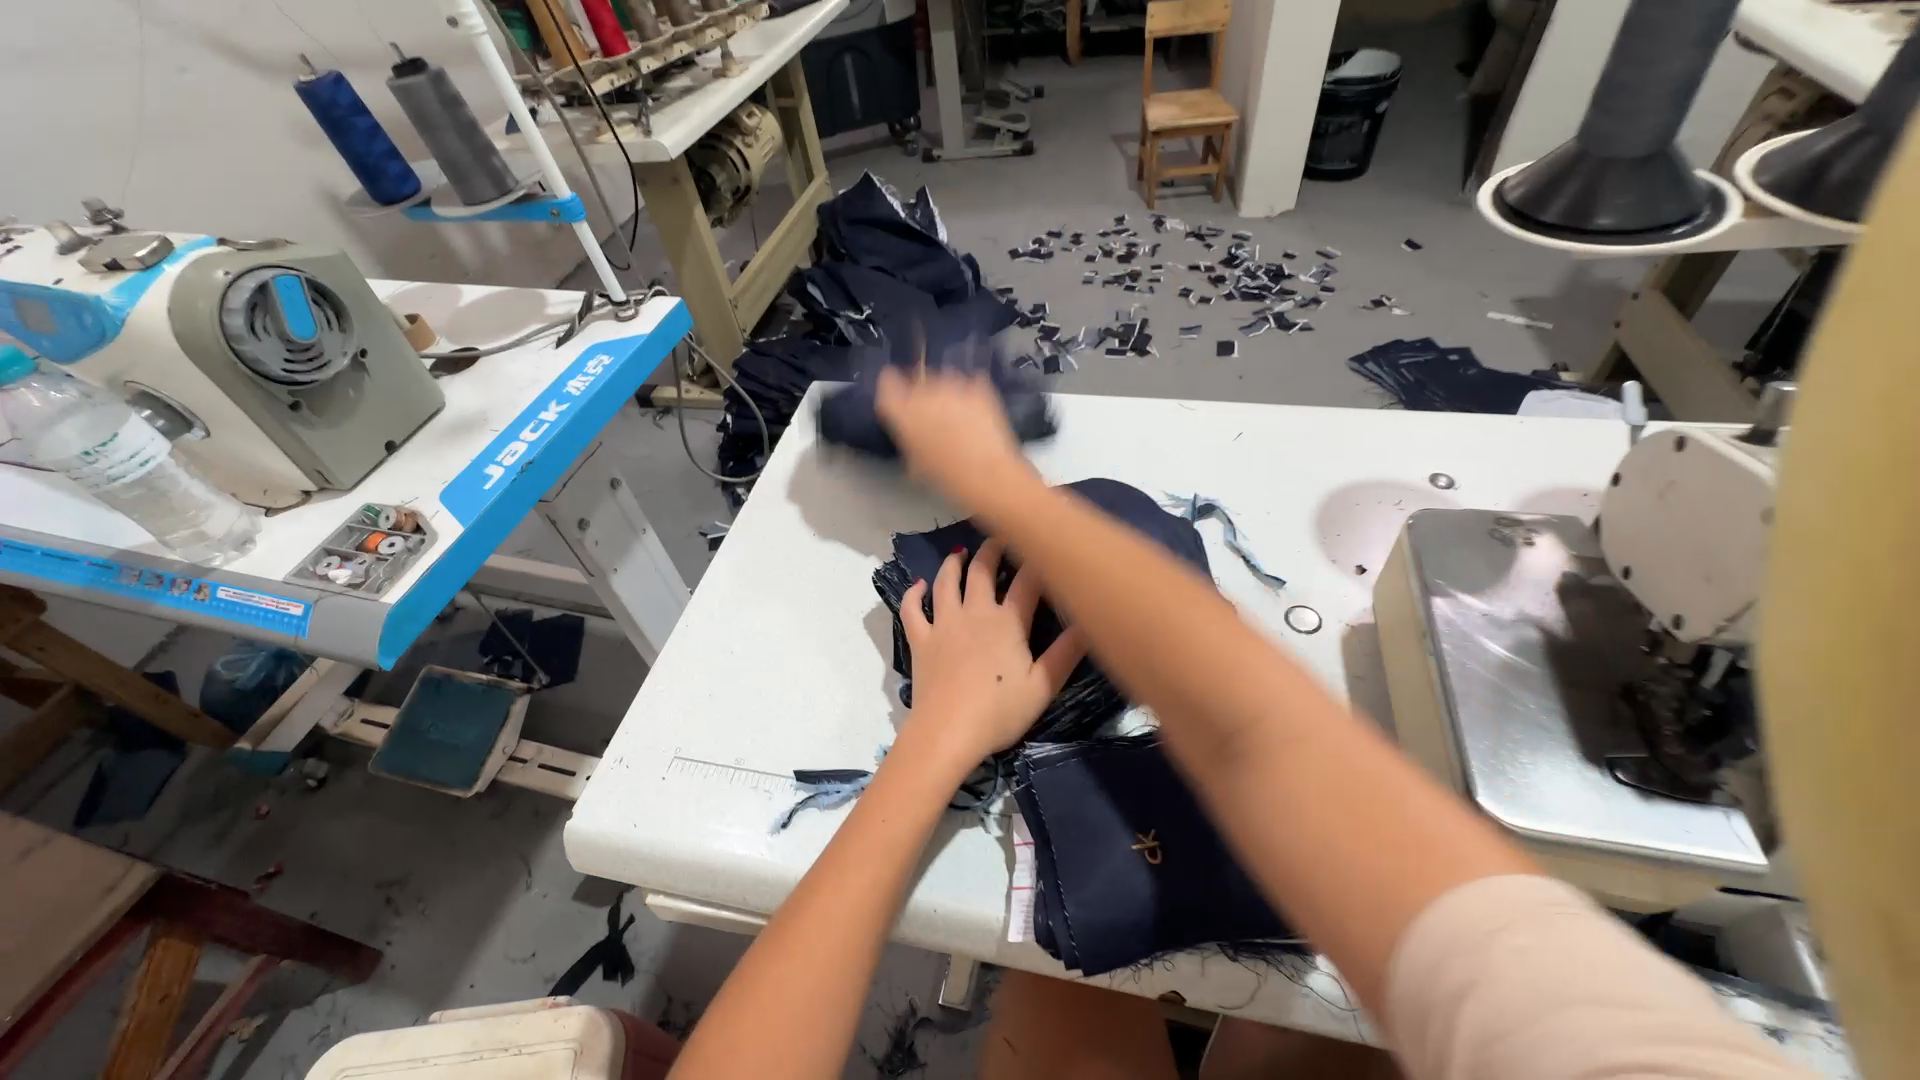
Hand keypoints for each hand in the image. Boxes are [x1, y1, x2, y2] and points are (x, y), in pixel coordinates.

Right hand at [875, 366, 1037, 512]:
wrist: (988, 474)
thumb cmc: (946, 477)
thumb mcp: (915, 463)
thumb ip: (908, 439)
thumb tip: (912, 432)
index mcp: (902, 412)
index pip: (887, 384)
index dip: (890, 385)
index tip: (895, 392)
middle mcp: (924, 392)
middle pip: (916, 379)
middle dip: (920, 390)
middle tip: (929, 411)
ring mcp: (953, 385)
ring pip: (943, 377)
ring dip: (945, 388)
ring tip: (954, 410)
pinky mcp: (979, 386)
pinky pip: (970, 382)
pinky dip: (970, 391)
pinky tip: (975, 408)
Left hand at [896, 539, 1086, 768]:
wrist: (948, 731)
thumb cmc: (1000, 711)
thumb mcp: (1043, 686)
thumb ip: (1067, 652)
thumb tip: (1090, 620)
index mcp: (1009, 622)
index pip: (1027, 582)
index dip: (1037, 560)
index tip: (1045, 544)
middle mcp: (975, 612)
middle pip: (982, 571)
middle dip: (992, 551)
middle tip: (999, 539)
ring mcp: (943, 624)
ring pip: (947, 582)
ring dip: (954, 564)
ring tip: (960, 553)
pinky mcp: (920, 640)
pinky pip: (912, 609)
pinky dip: (914, 593)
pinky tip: (919, 585)